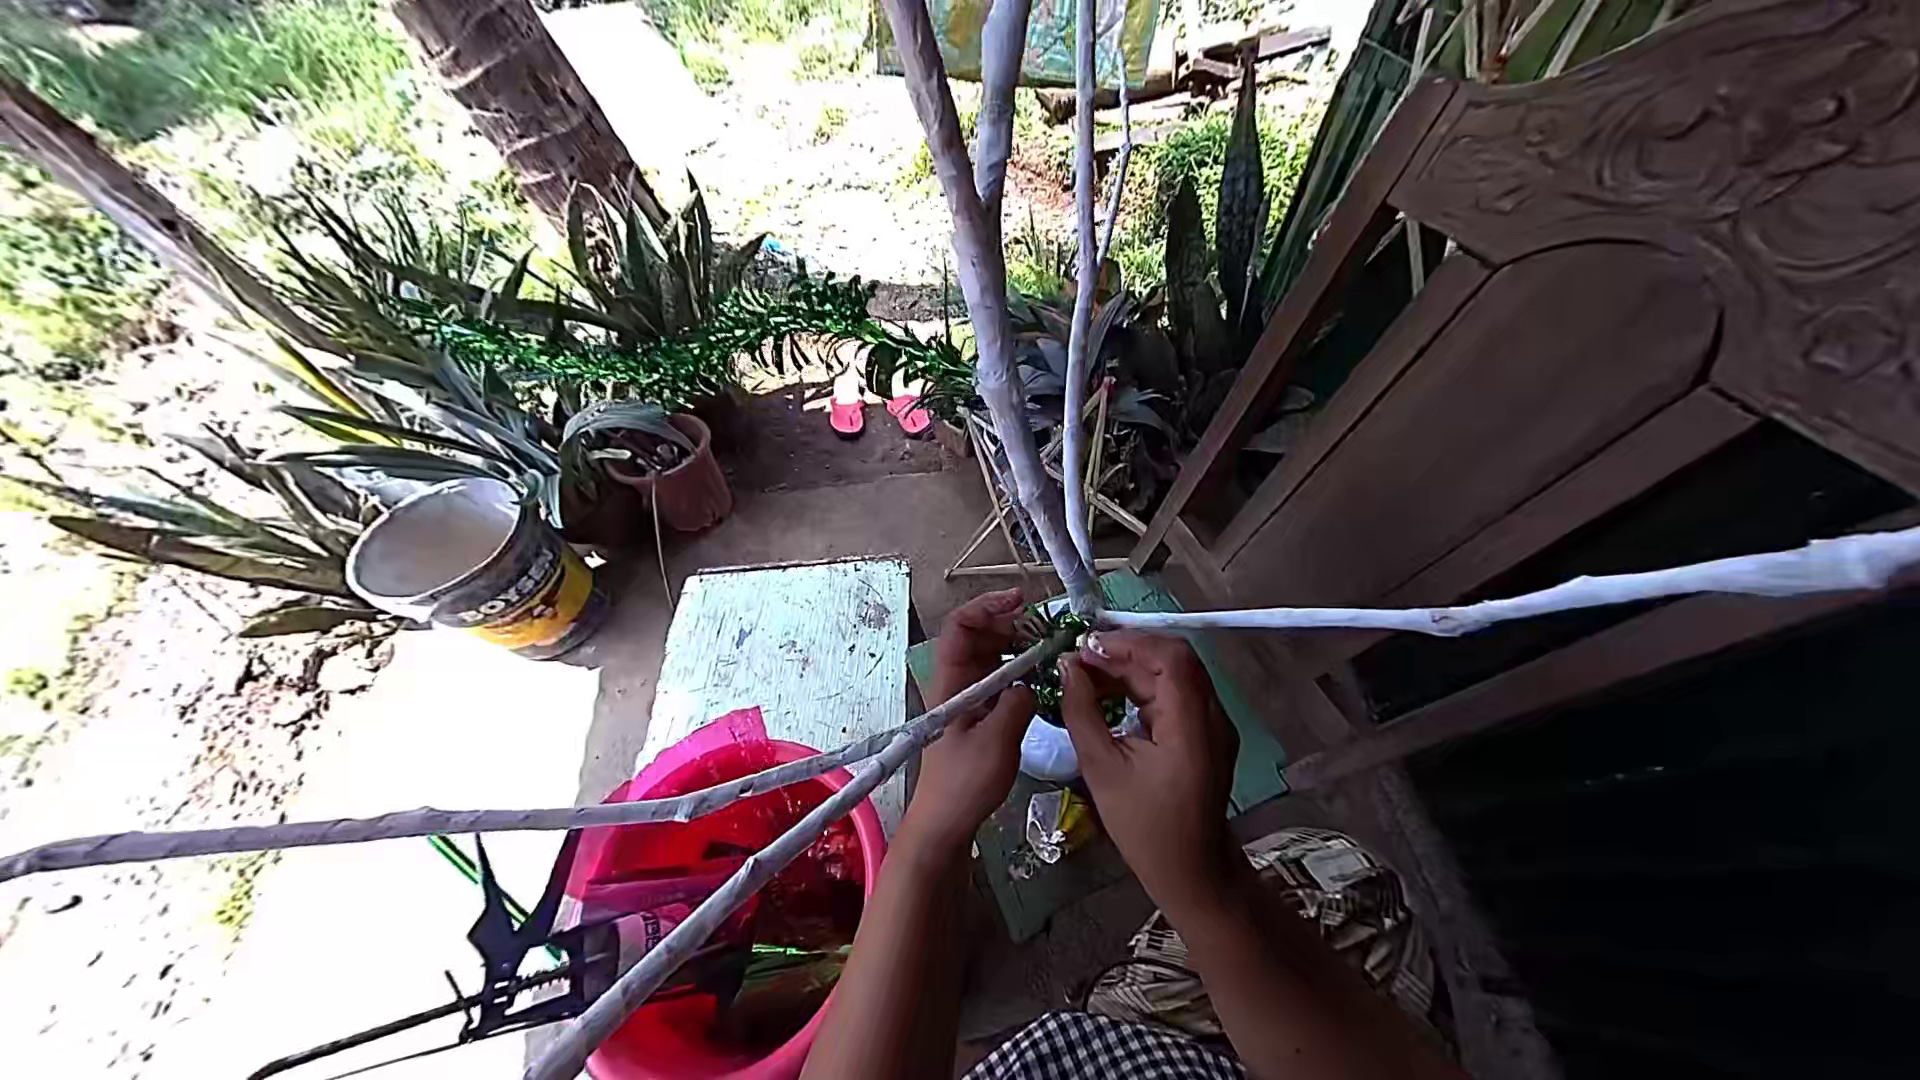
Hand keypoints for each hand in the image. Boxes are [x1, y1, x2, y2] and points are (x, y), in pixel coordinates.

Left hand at [904, 589, 1036, 853]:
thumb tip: (1028, 683)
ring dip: (1014, 645)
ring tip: (1043, 648)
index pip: (960, 627)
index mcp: (950, 682)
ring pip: (989, 656)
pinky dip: (1017, 670)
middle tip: (1041, 629)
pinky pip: (998, 678)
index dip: (986, 606)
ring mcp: (966, 698)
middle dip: (1007, 624)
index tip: (1019, 601)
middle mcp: (956, 683)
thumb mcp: (996, 743)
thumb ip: (1016, 705)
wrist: (944, 824)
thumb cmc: (962, 784)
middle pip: (976, 635)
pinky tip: (1037, 677)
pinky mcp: (978, 714)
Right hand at [1059, 631, 1238, 919]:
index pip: (1170, 658)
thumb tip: (1067, 667)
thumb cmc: (1145, 827)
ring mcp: (1211, 722)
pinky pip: (1172, 691)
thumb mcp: (1101, 768)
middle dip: (1124, 650)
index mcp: (1191, 727)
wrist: (1191, 871)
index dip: (1127, 643)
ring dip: (1129, 665)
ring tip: (1086, 672)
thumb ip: (1082, 711)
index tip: (1085, 647)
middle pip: (1172, 659)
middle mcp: (1211, 716)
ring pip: (1171, 671)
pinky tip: (1107, 691)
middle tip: (1080, 657)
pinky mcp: (1204, 729)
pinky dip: (1139, 683)